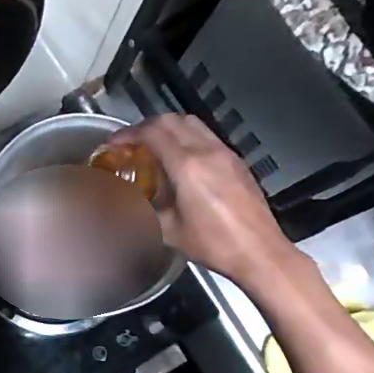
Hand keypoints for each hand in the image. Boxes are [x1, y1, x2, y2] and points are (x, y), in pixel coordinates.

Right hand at [109, 114, 307, 290]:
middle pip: (172, 120)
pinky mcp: (237, 162)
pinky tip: (182, 161)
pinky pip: (207, 137)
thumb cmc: (215, 244)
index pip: (153, 133)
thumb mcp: (170, 232)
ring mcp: (225, 154)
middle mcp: (207, 151)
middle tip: (132, 143)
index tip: (114, 143)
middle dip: (147, 126)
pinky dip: (188, 139)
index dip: (128, 134)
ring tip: (156, 147)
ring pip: (192, 124)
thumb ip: (145, 213)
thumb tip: (129, 206)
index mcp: (188, 166)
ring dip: (169, 129)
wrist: (259, 251)